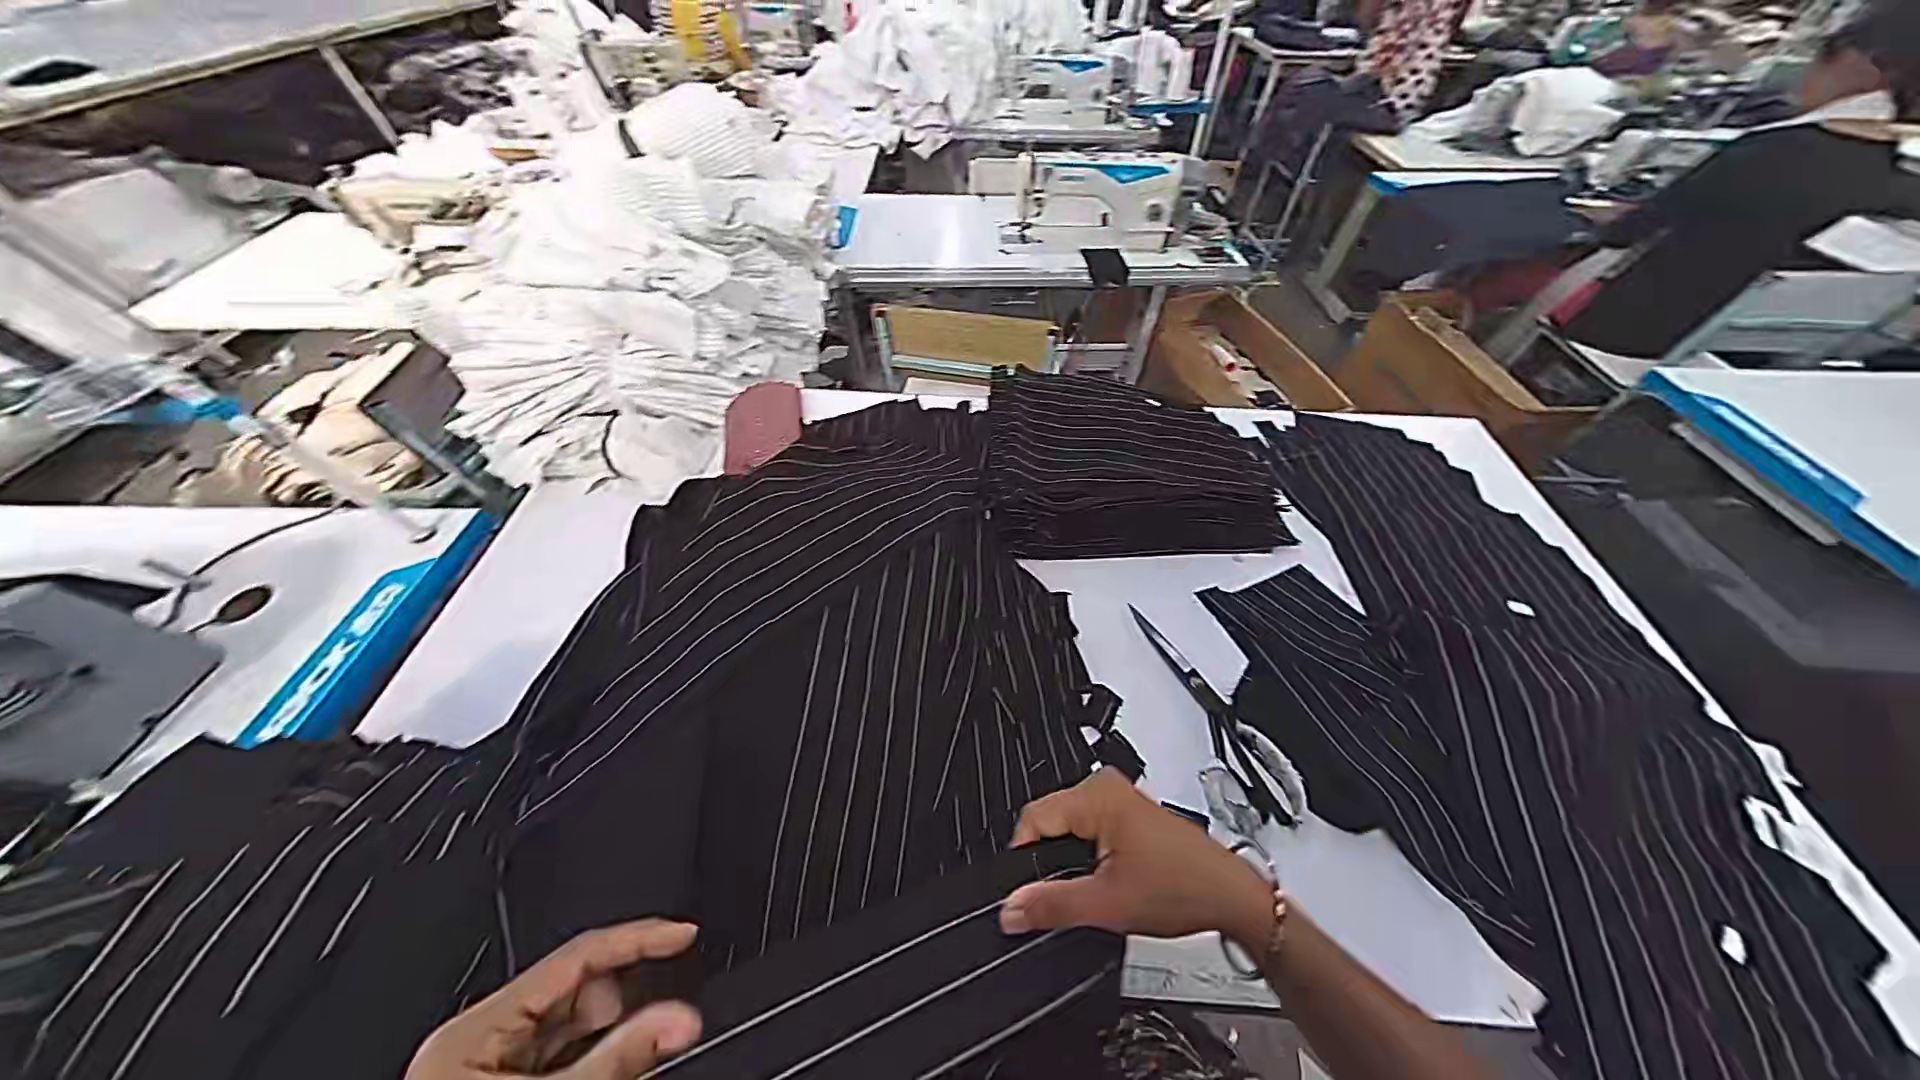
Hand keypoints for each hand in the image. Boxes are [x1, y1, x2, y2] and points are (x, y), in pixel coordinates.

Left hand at [406, 920, 702, 1079]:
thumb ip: (618, 1058)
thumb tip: (680, 1018)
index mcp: (474, 1031)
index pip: (577, 955)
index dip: (638, 939)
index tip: (683, 934)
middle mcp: (476, 1042)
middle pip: (576, 991)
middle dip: (622, 1006)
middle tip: (659, 1024)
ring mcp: (485, 1068)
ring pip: (571, 1026)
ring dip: (608, 1038)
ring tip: (627, 1061)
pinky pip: (559, 1055)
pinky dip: (590, 1060)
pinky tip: (604, 1072)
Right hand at [1000, 769, 1275, 949]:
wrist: (1230, 897)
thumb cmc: (1186, 888)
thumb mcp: (1108, 904)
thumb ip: (1052, 905)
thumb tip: (1012, 907)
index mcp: (1096, 795)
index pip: (1032, 818)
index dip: (1025, 858)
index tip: (1028, 890)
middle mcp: (1106, 786)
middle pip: (1048, 820)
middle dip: (1050, 859)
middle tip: (1070, 893)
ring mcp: (1118, 796)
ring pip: (1067, 824)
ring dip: (1070, 857)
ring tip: (1095, 886)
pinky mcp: (1127, 809)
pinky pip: (1087, 825)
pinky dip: (1087, 852)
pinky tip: (1108, 876)